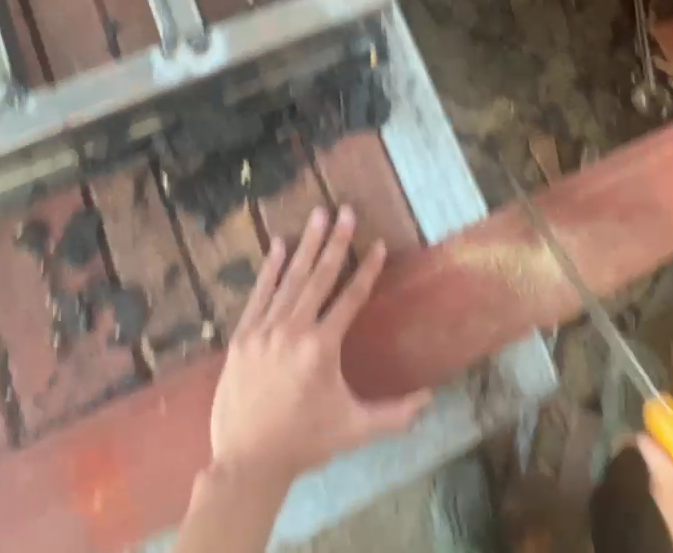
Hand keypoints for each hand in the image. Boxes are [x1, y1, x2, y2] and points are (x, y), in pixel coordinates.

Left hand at [208, 205, 431, 486]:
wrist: (247, 463)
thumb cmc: (306, 443)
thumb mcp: (355, 429)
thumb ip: (395, 414)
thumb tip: (431, 399)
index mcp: (321, 348)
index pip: (350, 298)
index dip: (366, 269)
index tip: (378, 243)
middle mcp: (293, 331)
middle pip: (319, 277)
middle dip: (336, 242)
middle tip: (345, 210)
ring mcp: (263, 331)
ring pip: (290, 280)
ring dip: (306, 245)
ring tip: (318, 215)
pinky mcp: (241, 338)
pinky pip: (258, 295)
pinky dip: (270, 269)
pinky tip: (278, 245)